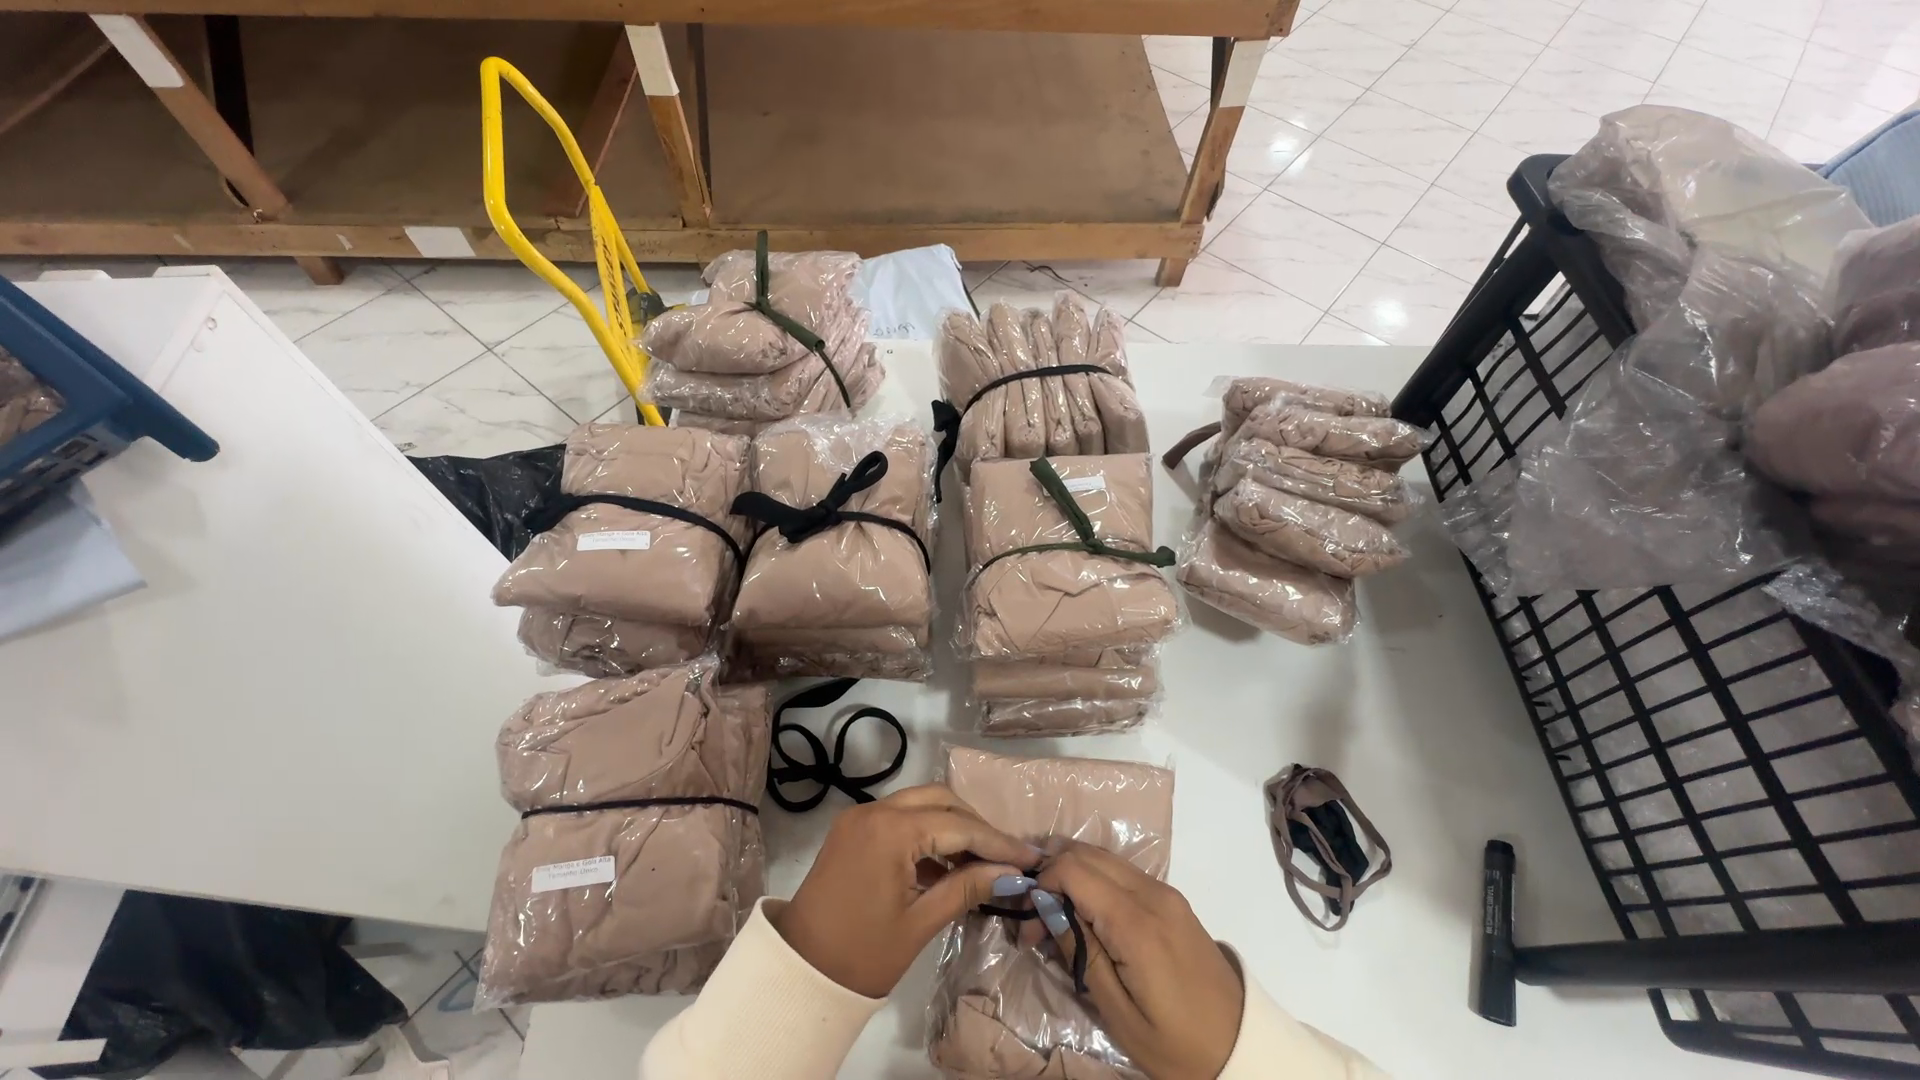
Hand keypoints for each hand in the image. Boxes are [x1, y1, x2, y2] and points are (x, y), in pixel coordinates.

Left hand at [775, 784, 1042, 997]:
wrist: (799, 972)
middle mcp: (874, 810)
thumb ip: (967, 888)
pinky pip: (901, 817)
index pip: (957, 824)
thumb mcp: (920, 922)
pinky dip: (928, 832)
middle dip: (976, 824)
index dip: (997, 842)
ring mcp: (860, 816)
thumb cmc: (861, 953)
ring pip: (921, 803)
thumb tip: (1011, 872)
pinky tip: (950, 863)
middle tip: (1007, 855)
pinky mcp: (853, 829)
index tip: (1031, 857)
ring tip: (984, 860)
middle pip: (940, 799)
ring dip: (953, 824)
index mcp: (890, 830)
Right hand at [1027, 841, 1244, 1079]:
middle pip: (1085, 854)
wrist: (1241, 1046)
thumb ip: (1080, 952)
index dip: (1041, 887)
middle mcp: (1152, 893)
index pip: (1073, 870)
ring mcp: (1165, 892)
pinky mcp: (1172, 899)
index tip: (1028, 927)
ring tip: (1056, 919)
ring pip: (1103, 857)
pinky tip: (1085, 914)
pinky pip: (1122, 872)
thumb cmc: (1176, 1043)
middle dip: (1051, 877)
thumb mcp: (1118, 1014)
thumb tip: (1046, 909)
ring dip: (1072, 876)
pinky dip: (1094, 881)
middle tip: (1035, 922)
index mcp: (1136, 923)